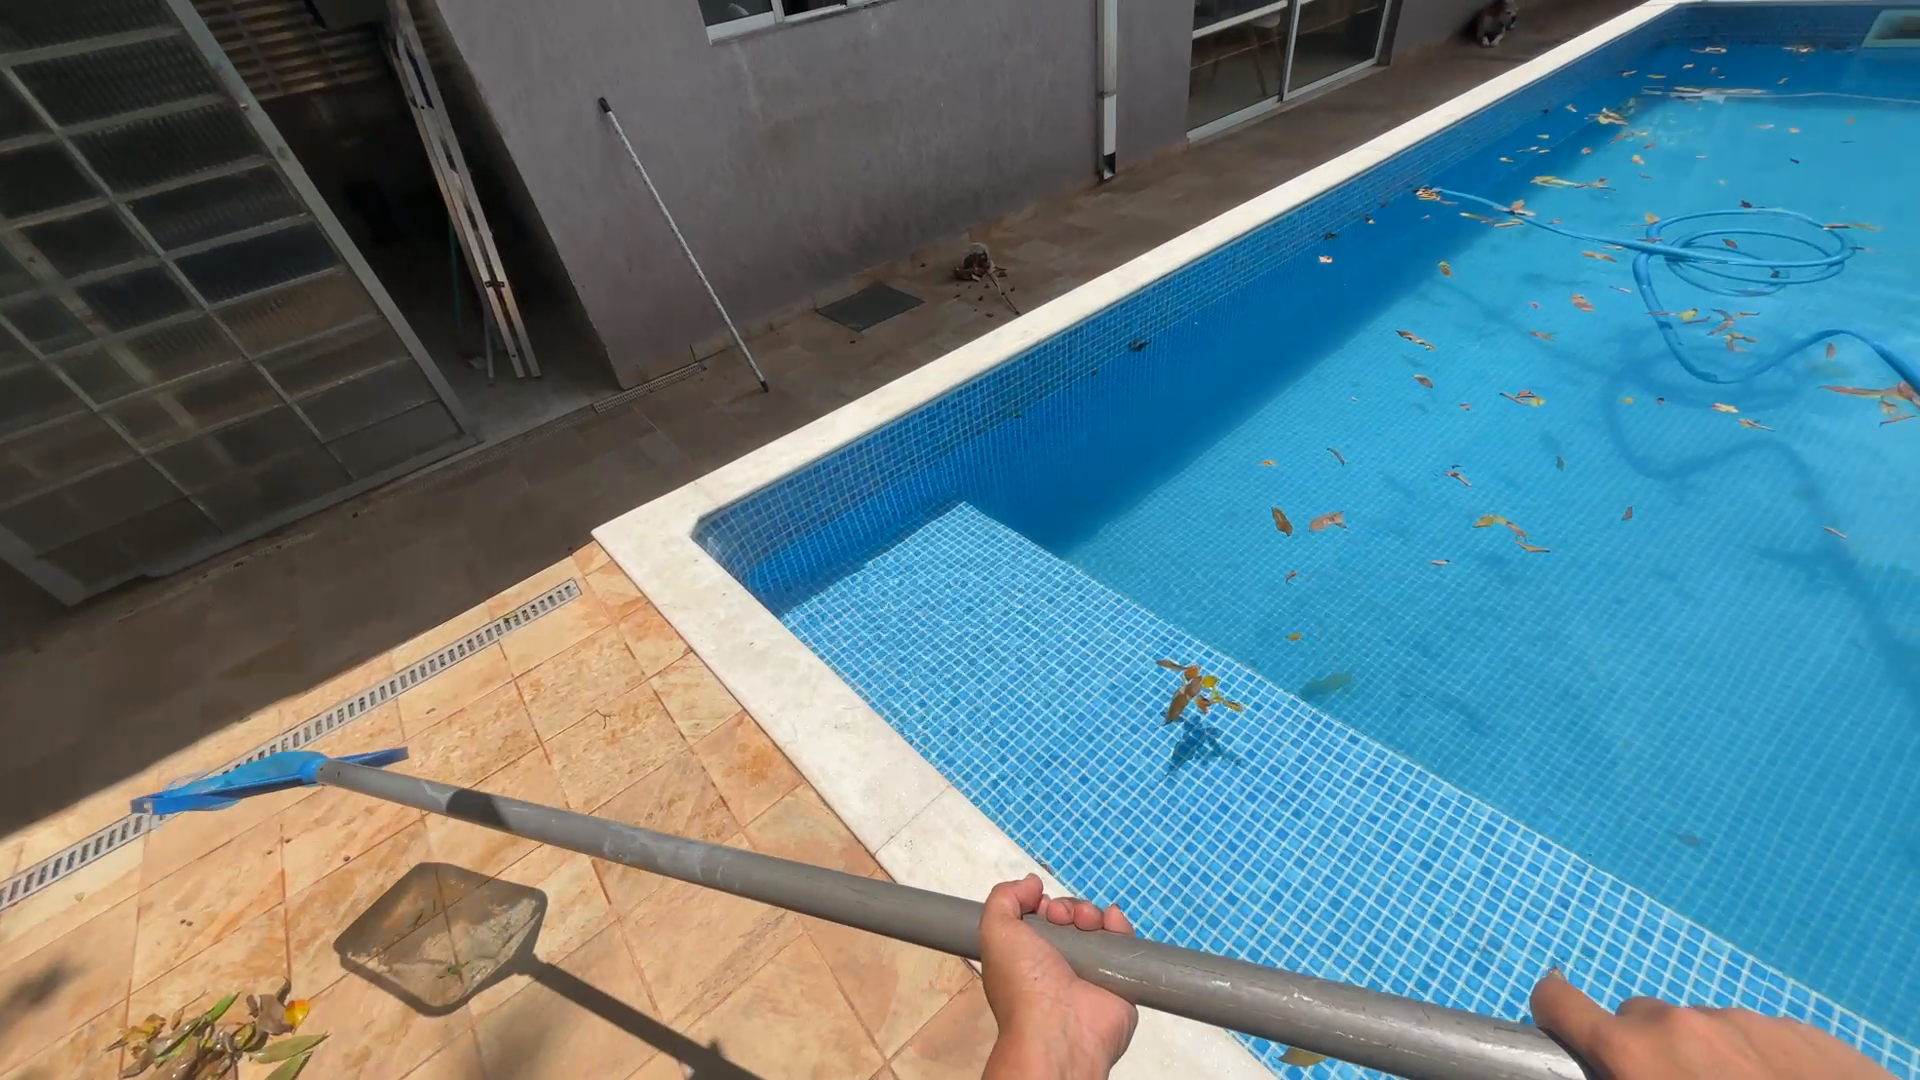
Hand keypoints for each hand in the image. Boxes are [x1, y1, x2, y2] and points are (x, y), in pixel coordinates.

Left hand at [980, 874, 1137, 1079]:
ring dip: (1090, 913)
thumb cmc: (1023, 980)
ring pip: (1096, 926)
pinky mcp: (1120, 980)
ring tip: (1086, 923)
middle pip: (1069, 918)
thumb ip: (1004, 897)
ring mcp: (1091, 971)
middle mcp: (1060, 963)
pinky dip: (1119, 925)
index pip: (1041, 918)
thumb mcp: (995, 930)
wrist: (1059, 1030)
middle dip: (1066, 907)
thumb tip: (1032, 884)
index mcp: (1030, 956)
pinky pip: (1123, 943)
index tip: (1041, 905)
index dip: (1041, 904)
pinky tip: (1112, 921)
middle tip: (1061, 917)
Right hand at [1531, 969, 1893, 1079]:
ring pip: (1704, 1030)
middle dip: (1653, 1053)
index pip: (1555, 998)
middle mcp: (1678, 1022)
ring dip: (1714, 1061)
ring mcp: (1747, 1022)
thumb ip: (1620, 1077)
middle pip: (1639, 1018)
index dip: (1557, 1018)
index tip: (1576, 1046)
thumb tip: (1601, 1068)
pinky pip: (1764, 1038)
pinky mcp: (1809, 1033)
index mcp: (1634, 1050)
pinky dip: (1769, 1065)